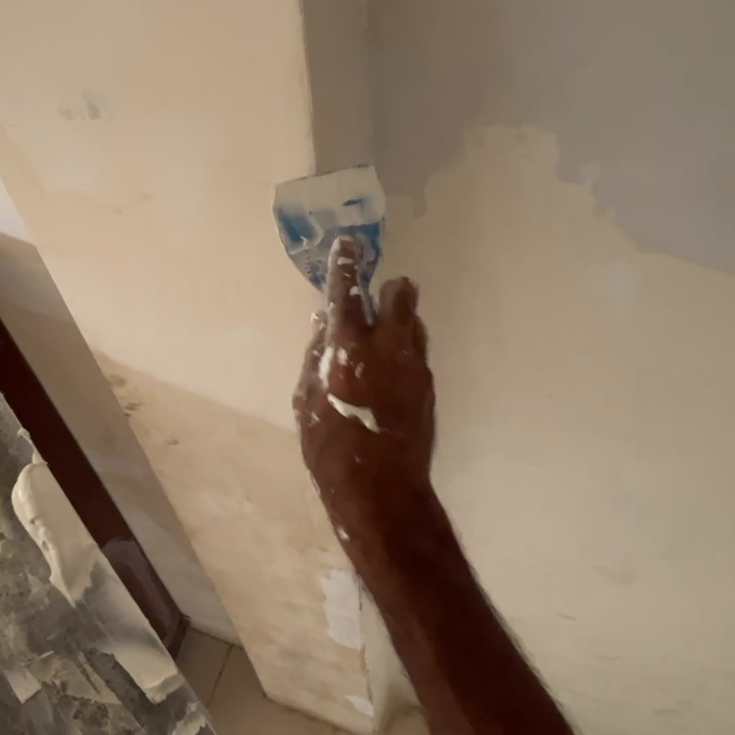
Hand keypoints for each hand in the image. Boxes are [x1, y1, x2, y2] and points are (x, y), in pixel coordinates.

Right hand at [293, 237, 435, 537]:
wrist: (381, 490)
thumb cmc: (330, 446)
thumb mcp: (305, 399)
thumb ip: (315, 355)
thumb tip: (322, 322)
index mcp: (350, 348)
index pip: (347, 294)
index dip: (345, 266)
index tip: (347, 244)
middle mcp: (389, 348)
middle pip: (401, 296)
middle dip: (389, 289)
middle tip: (377, 295)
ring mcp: (415, 367)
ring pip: (415, 324)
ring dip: (399, 321)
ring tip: (380, 339)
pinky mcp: (429, 387)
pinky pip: (417, 353)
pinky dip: (403, 351)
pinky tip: (387, 373)